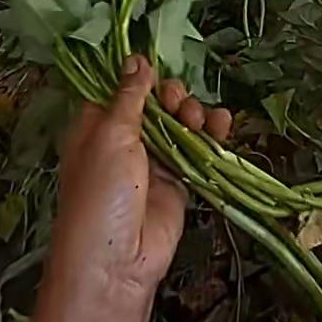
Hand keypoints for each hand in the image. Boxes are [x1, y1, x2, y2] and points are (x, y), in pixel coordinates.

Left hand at [11, 56, 230, 321]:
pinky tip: (223, 123)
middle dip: (170, 93)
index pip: (120, 87)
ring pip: (179, 121)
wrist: (117, 262)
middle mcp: (126, 137)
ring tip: (195, 118)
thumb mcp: (111, 134)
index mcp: (98, 124)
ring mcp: (154, 159)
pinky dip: (213, 134)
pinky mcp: (179, 179)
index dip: (138, 72)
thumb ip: (130, 95)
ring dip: (192, 112)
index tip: (155, 60)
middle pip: (155, 101)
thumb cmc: (101, 191)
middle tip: (174, 100)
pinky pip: (198, 148)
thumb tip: (136, 58)